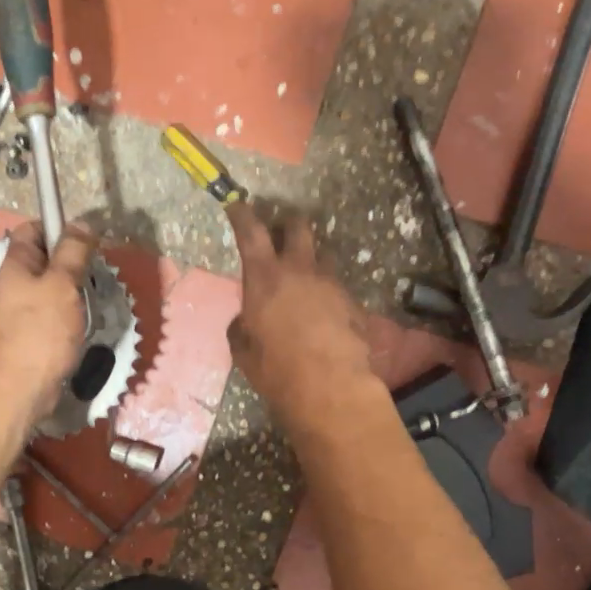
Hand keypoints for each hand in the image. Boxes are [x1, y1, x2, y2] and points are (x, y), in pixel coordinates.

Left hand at [0, 221, 91, 417]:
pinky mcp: (26, 336)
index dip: (56, 227)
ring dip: (71, 294)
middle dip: (70, 264)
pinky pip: (48, 316)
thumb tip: (82, 224)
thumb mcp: (63, 285)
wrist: (21, 389)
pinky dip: (65, 317)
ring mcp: (16, 313)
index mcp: (14, 266)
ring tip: (89, 304)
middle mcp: (11, 286)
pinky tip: (79, 328)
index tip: (83, 241)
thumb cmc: (42, 333)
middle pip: (42, 261)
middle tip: (92, 276)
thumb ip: (73, 252)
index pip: (31, 229)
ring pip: (48, 290)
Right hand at [227, 205, 375, 426]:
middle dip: (289, 224)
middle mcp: (300, 270)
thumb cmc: (276, 369)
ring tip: (306, 283)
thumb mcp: (244, 351)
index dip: (242, 214)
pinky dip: (328, 296)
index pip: (250, 232)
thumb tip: (245, 321)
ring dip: (312, 263)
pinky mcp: (353, 302)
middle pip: (298, 227)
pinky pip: (338, 289)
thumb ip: (242, 328)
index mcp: (264, 278)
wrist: (330, 386)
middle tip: (282, 233)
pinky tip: (325, 318)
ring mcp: (331, 283)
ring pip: (323, 257)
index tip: (237, 204)